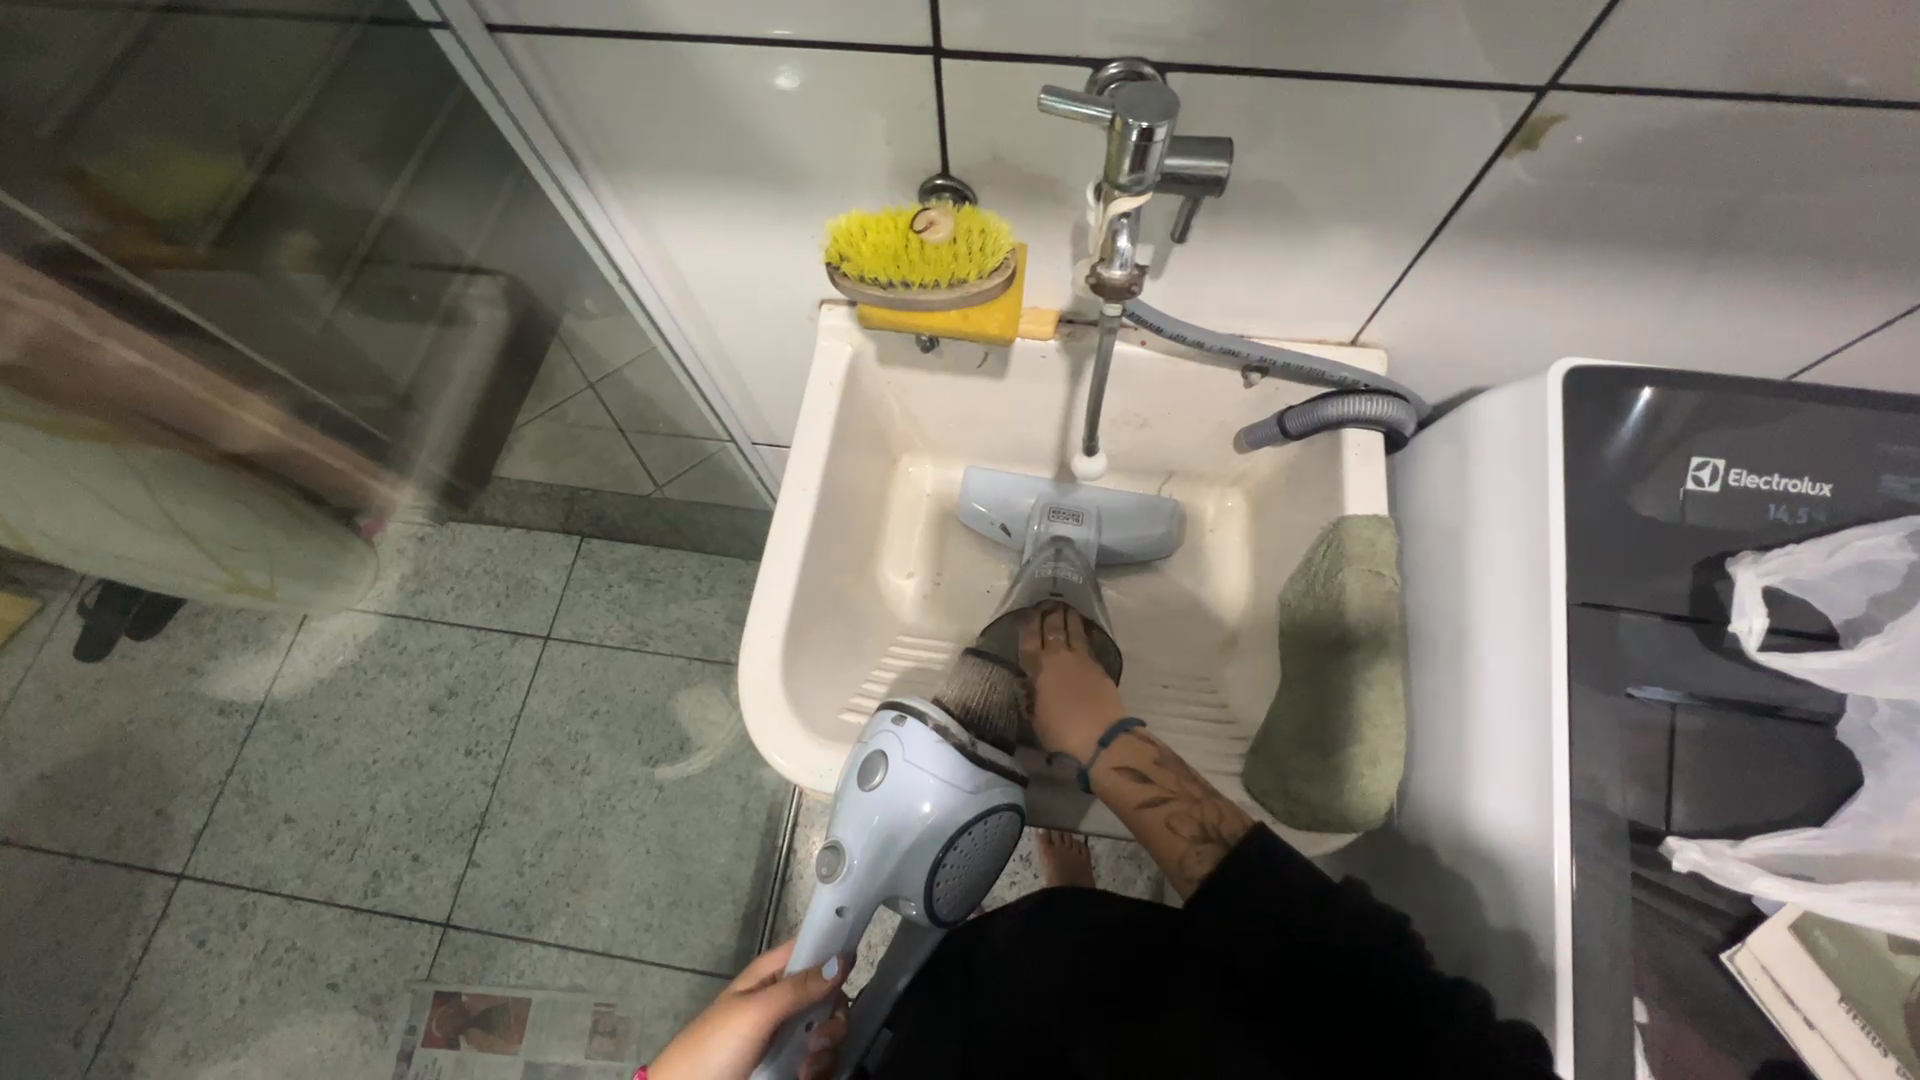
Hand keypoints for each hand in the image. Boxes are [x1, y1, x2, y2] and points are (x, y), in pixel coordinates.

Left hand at [648, 940, 850, 1079]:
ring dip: (827, 1051)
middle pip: (829, 995)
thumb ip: (799, 987)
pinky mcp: (788, 1067)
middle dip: (834, 1017)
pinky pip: (819, 1062)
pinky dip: (819, 1071)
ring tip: (807, 1070)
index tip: (853, 967)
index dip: (835, 950)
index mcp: (772, 975)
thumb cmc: (713, 1048)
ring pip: (828, 1031)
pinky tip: (805, 1078)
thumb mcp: (755, 1012)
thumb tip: (843, 957)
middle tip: (819, 1040)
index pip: (812, 947)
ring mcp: (786, 1037)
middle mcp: (784, 1002)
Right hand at [1019, 603, 1126, 760]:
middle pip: (1054, 630)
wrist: (1102, 737)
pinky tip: (1084, 633)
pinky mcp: (1101, 668)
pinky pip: (1089, 645)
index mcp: (1039, 669)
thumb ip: (1033, 699)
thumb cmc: (1062, 733)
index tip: (1028, 612)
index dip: (1029, 626)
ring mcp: (1083, 661)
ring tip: (1067, 608)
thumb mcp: (1037, 719)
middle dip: (1050, 615)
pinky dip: (1084, 636)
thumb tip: (1031, 687)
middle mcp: (1060, 658)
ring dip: (1070, 620)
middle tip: (1049, 602)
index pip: (1030, 641)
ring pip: (1075, 633)